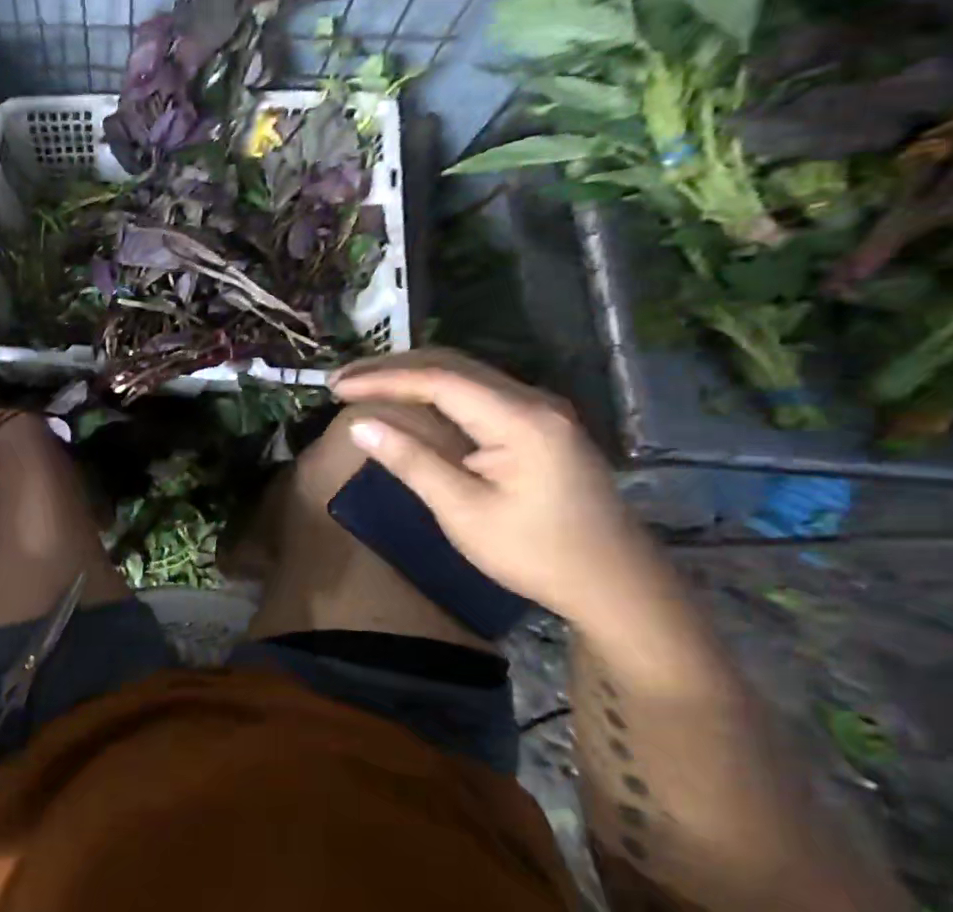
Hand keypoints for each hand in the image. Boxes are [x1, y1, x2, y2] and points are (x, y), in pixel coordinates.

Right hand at [330, 350, 665, 628]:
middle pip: (451, 366)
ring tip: (362, 387)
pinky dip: (434, 391)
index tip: (336, 389)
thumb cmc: (536, 553)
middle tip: (341, 381)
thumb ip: (411, 461)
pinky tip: (407, 402)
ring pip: (464, 375)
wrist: (616, 587)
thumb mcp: (463, 512)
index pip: (437, 381)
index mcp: (520, 420)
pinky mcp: (538, 425)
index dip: (382, 380)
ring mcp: (539, 411)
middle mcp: (533, 402)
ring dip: (411, 376)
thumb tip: (359, 425)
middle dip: (391, 369)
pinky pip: (476, 393)